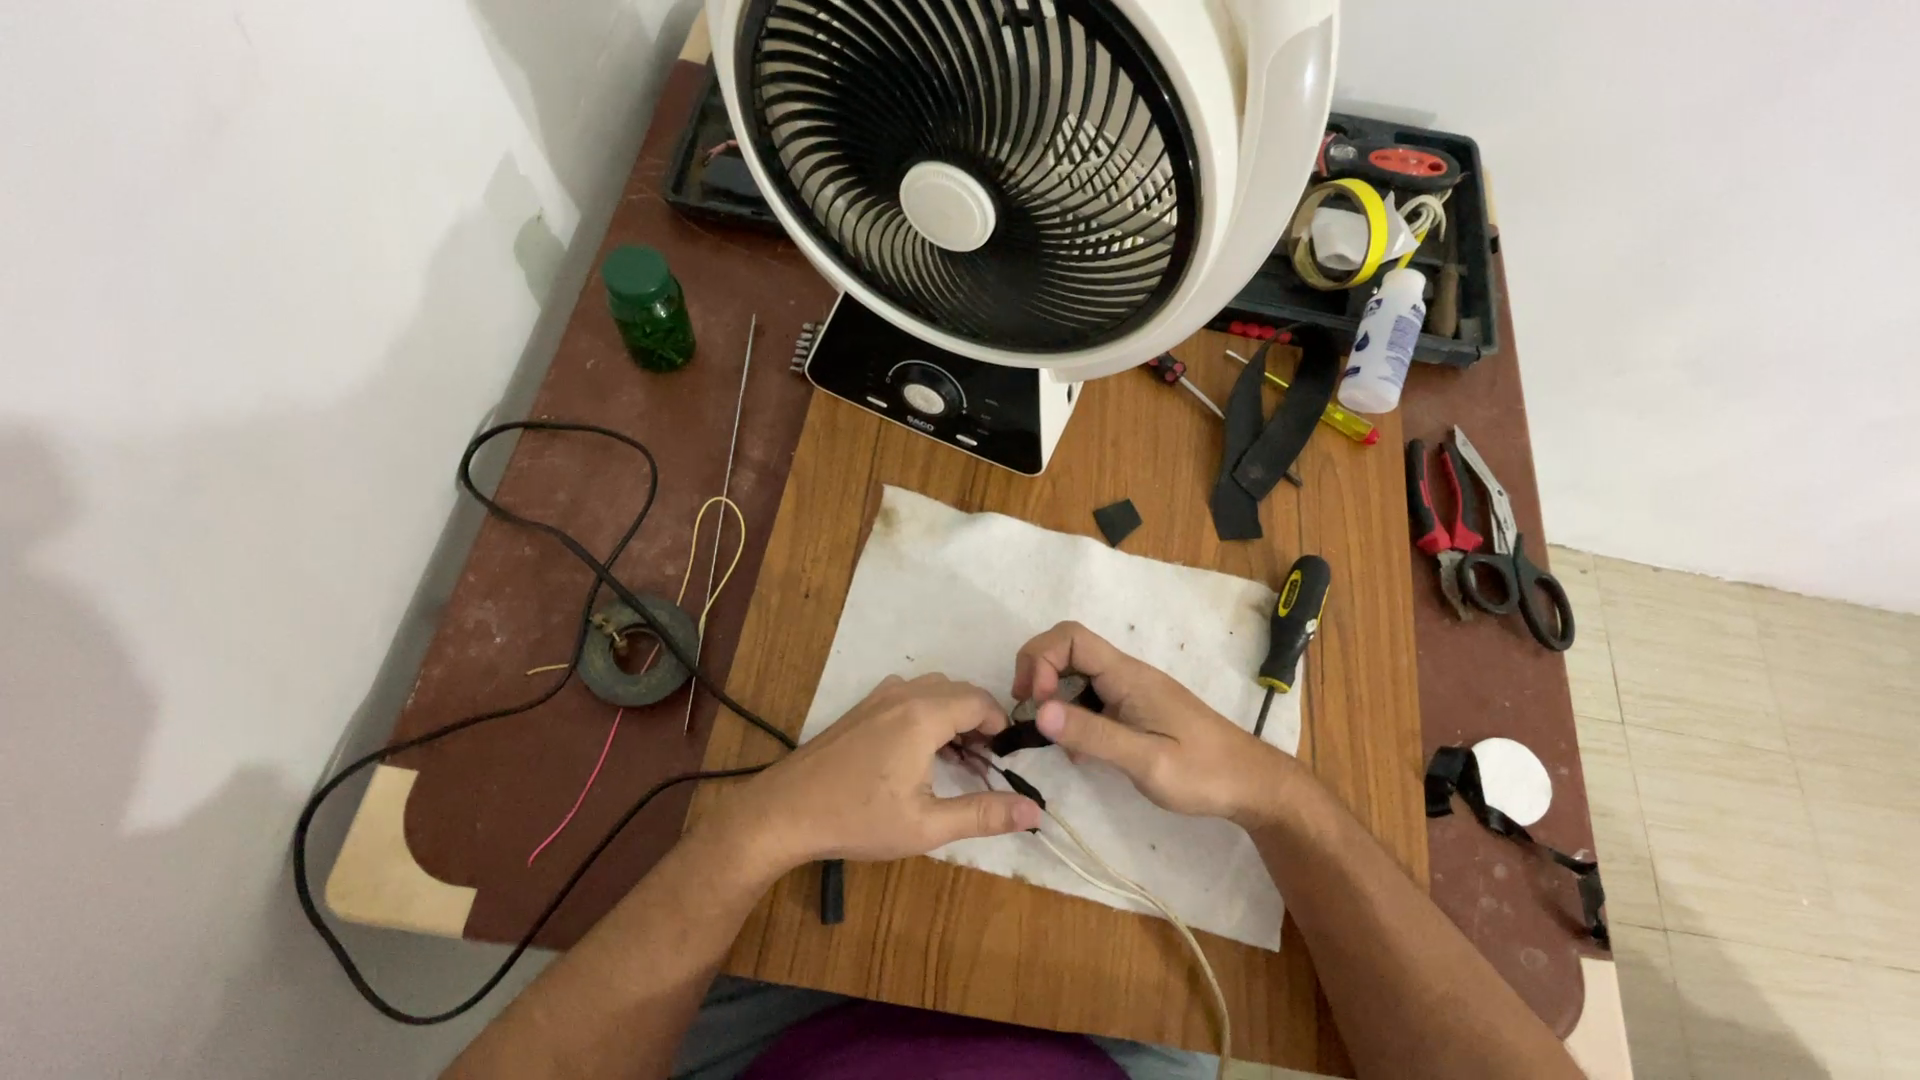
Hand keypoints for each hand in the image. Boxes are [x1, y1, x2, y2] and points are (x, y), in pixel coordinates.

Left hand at [706, 674, 1041, 873]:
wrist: (786, 811)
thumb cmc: (858, 819)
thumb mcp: (927, 825)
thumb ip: (984, 814)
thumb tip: (1035, 812)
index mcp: (923, 715)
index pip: (979, 700)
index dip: (1000, 724)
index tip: (1005, 757)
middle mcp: (903, 694)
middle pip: (957, 690)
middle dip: (978, 718)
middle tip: (984, 761)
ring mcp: (878, 697)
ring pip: (932, 688)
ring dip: (951, 713)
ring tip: (955, 757)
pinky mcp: (861, 707)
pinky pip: (908, 694)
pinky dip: (926, 710)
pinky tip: (918, 751)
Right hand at [1014, 621, 1301, 827]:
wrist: (1251, 784)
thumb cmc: (1203, 772)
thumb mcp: (1147, 761)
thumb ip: (1094, 735)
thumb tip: (1039, 711)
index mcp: (1128, 675)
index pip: (1071, 638)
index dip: (1041, 660)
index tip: (1035, 703)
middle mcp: (1126, 674)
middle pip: (1067, 647)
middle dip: (1036, 670)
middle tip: (1027, 712)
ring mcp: (1130, 691)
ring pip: (1076, 671)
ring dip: (1051, 692)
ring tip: (1045, 732)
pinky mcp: (1134, 709)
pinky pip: (1090, 695)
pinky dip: (1070, 712)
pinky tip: (1075, 747)